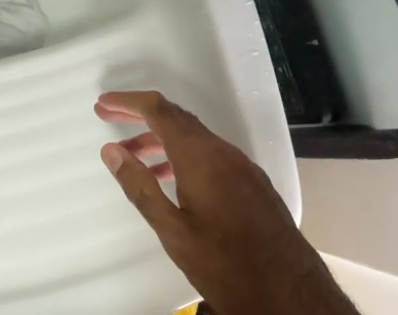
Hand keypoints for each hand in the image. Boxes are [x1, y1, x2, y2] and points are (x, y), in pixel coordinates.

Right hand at [96, 92, 356, 314]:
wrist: (294, 299)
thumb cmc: (227, 265)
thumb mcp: (174, 232)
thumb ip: (141, 188)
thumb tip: (111, 151)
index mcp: (200, 156)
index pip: (159, 110)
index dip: (128, 102)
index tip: (102, 105)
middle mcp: (223, 151)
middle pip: (176, 118)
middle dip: (140, 115)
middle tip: (109, 121)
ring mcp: (242, 167)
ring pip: (194, 137)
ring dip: (161, 139)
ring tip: (133, 157)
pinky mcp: (253, 184)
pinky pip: (211, 154)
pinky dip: (183, 154)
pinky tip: (171, 180)